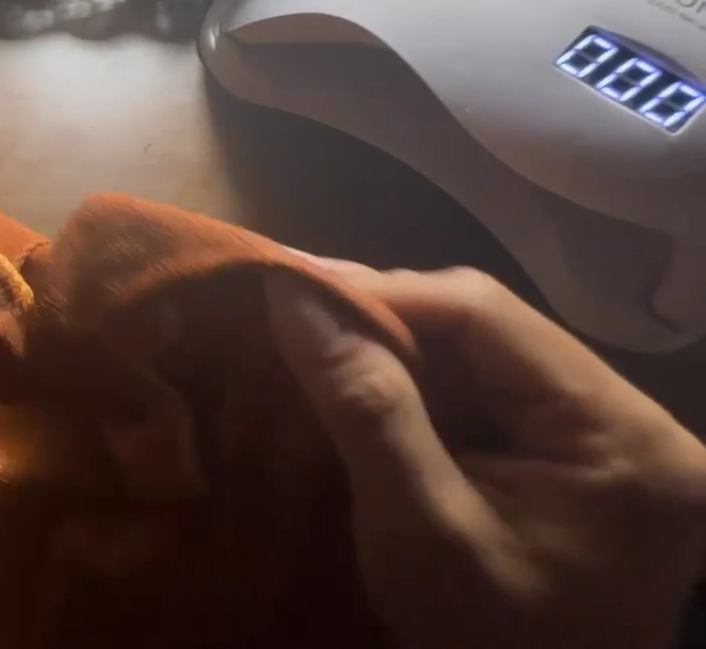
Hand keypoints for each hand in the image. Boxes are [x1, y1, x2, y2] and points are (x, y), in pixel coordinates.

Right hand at [266, 261, 705, 648]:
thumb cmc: (484, 633)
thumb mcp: (417, 524)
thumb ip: (362, 403)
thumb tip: (289, 294)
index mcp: (619, 435)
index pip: (484, 313)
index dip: (379, 291)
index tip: (286, 291)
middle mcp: (618, 418)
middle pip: (476, 319)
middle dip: (374, 311)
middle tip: (286, 311)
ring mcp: (585, 432)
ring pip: (463, 343)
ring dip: (379, 338)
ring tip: (305, 335)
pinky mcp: (548, 447)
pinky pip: (462, 379)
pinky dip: (395, 369)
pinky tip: (347, 373)